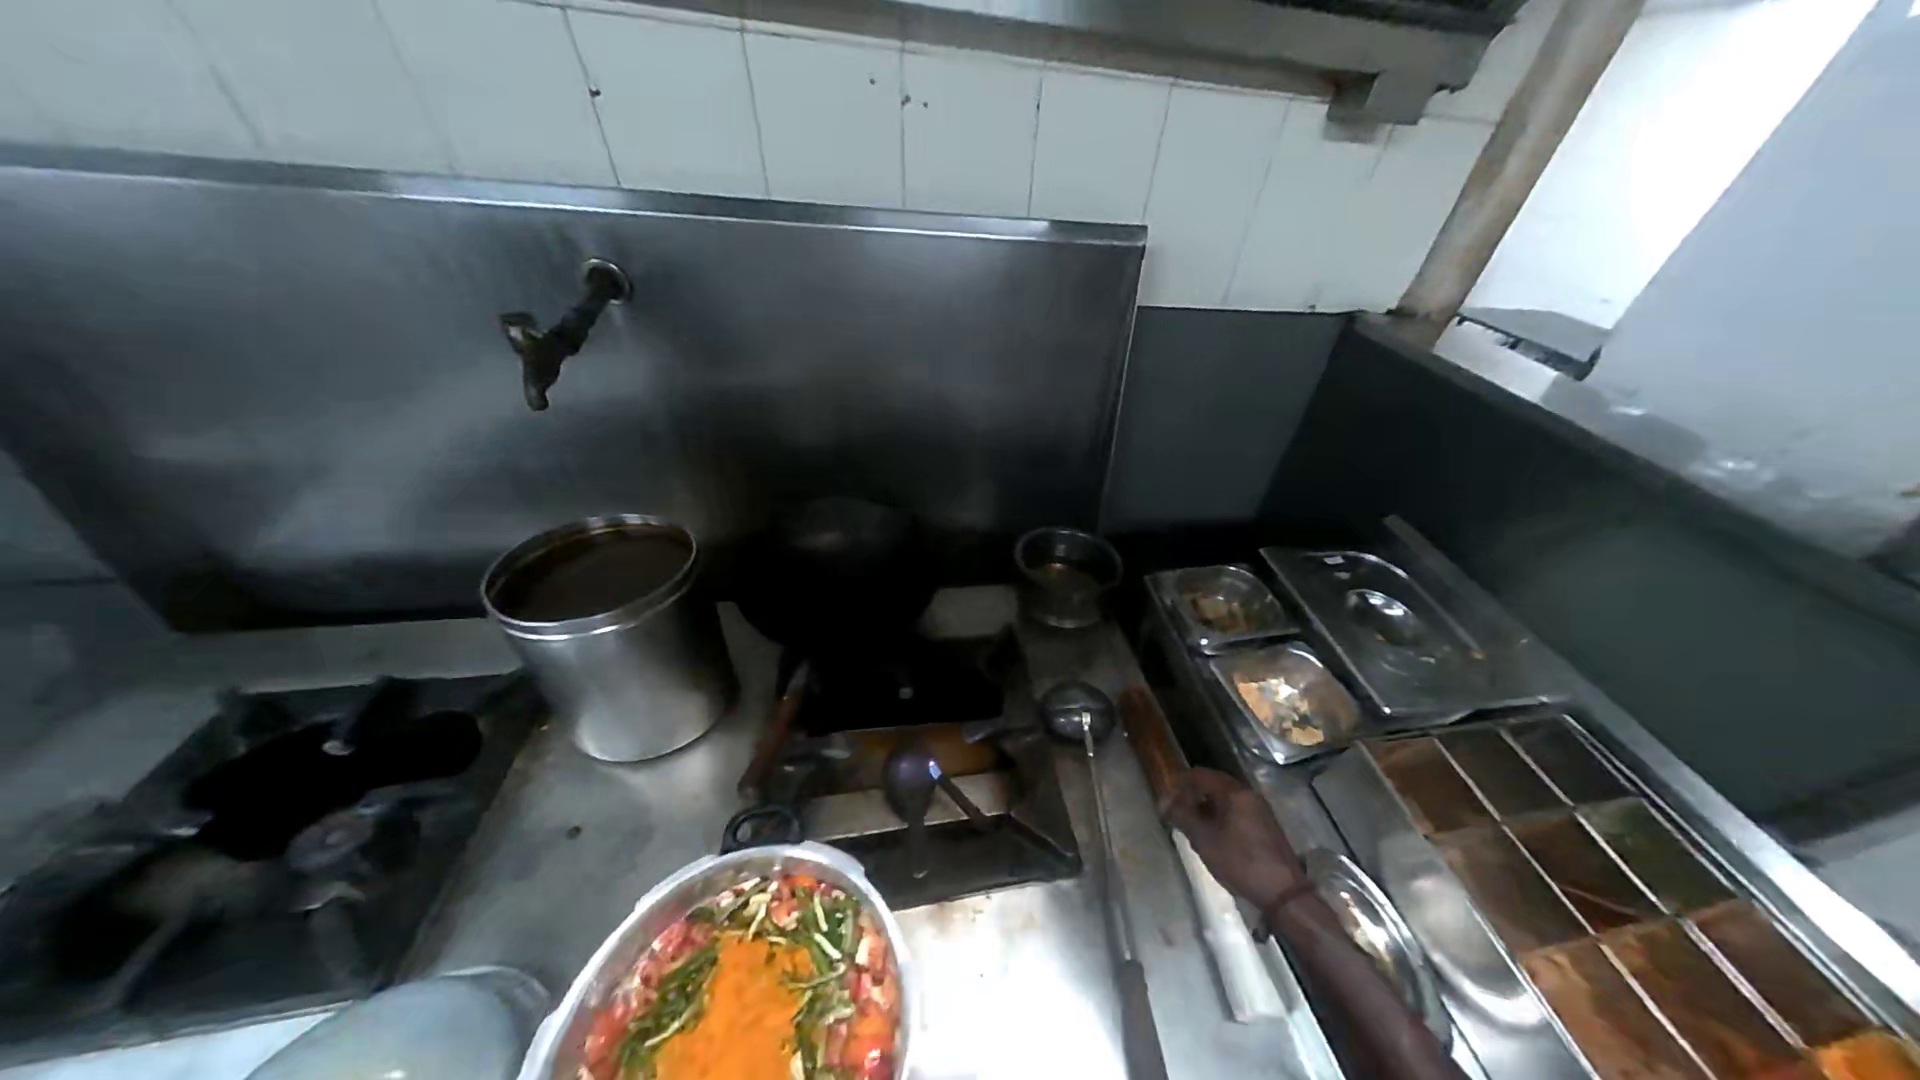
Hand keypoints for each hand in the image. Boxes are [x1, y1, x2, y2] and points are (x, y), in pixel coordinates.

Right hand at [1164, 767, 1305, 911]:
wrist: (1283, 893)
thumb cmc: (1240, 862)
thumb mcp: (1204, 839)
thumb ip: (1182, 816)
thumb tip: (1164, 804)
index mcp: (1234, 793)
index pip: (1199, 775)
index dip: (1180, 786)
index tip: (1170, 805)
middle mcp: (1249, 794)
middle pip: (1213, 784)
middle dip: (1192, 797)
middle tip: (1179, 815)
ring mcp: (1260, 809)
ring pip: (1225, 798)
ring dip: (1206, 807)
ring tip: (1194, 828)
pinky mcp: (1266, 825)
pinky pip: (1237, 810)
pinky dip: (1221, 816)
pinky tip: (1215, 836)